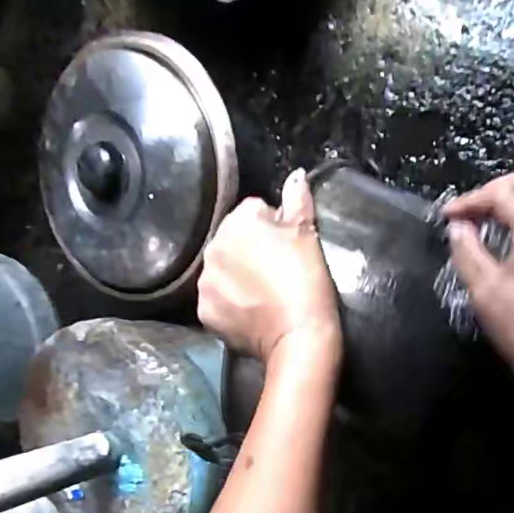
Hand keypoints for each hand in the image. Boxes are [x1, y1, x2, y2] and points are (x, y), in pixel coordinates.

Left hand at [197, 169, 341, 363]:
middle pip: (234, 240)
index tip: (290, 249)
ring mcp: (205, 283)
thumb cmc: (307, 282)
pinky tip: (252, 313)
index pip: (255, 211)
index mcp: (238, 222)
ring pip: (223, 270)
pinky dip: (231, 304)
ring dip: (239, 276)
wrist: (298, 338)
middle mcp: (212, 248)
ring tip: (266, 295)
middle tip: (279, 273)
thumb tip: (296, 174)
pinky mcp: (205, 313)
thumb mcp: (308, 235)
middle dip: (252, 251)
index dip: (276, 227)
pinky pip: (218, 299)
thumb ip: (298, 199)